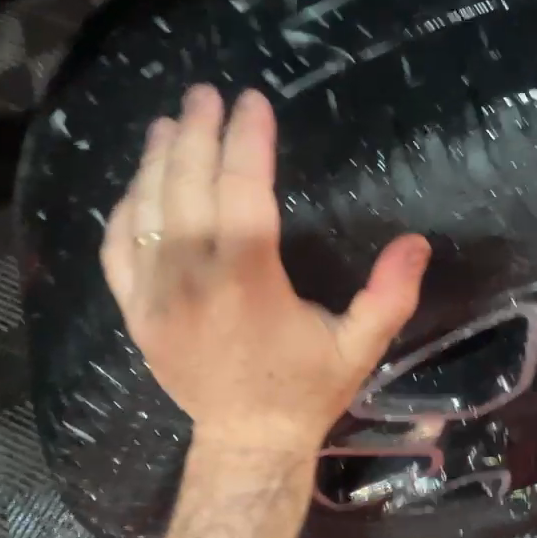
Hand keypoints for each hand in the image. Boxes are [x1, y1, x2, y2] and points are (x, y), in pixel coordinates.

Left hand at [102, 85, 430, 457]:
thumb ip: (389, 296)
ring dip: (158, 160)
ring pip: (148, 211)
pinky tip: (141, 185)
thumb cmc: (306, 391)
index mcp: (250, 284)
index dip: (246, 142)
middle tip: (205, 95)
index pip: (242, 192)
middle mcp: (194, 281)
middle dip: (196, 133)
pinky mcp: (135, 312)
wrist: (248, 442)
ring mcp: (155, 296)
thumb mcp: (359, 348)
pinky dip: (126, 209)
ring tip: (170, 123)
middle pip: (187, 188)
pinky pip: (119, 248)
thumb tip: (417, 242)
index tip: (251, 103)